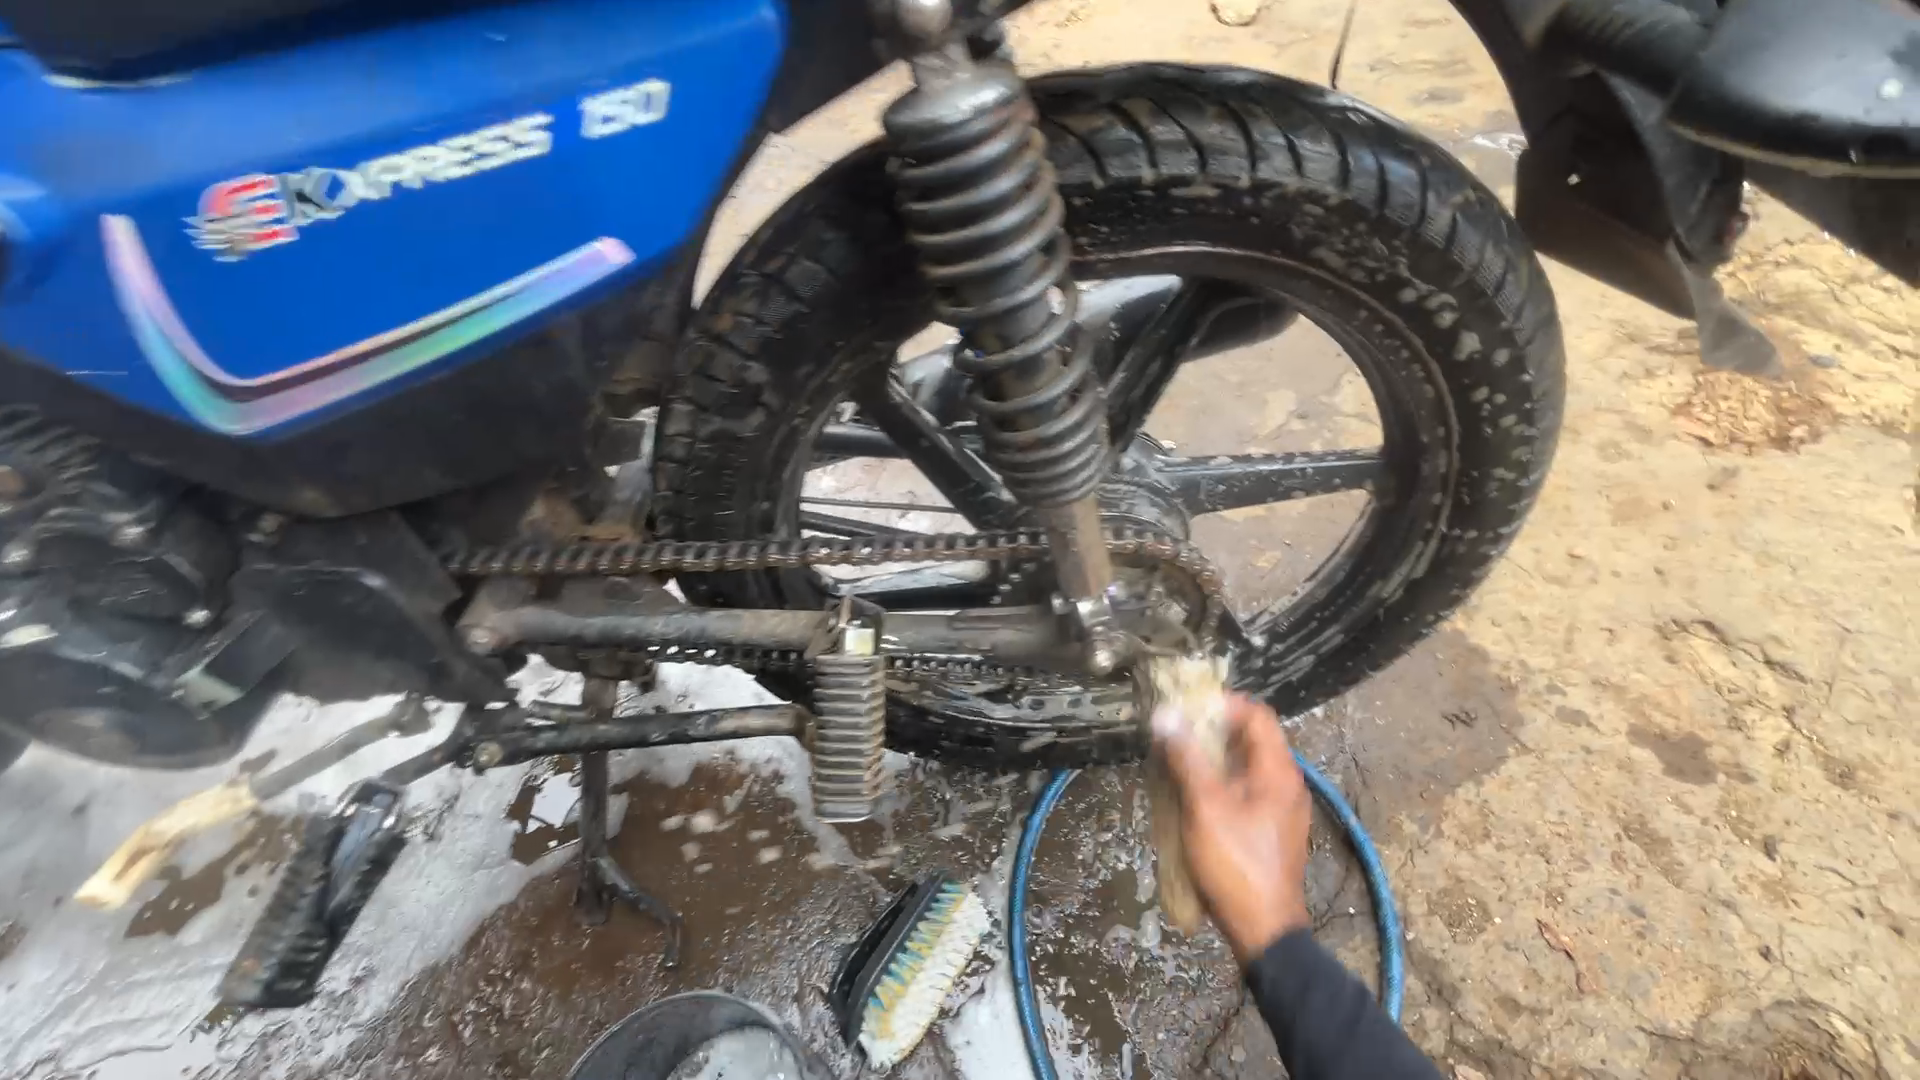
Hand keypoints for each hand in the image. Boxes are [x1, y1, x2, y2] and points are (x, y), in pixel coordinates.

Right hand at [1154, 694, 1311, 964]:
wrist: (1264, 930)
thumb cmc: (1234, 862)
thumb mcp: (1204, 805)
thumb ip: (1186, 757)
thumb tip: (1166, 714)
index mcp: (1278, 771)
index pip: (1258, 715)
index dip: (1223, 704)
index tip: (1187, 708)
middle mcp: (1286, 783)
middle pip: (1252, 739)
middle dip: (1212, 730)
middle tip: (1175, 732)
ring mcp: (1281, 808)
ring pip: (1246, 765)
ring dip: (1213, 756)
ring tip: (1177, 760)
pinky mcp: (1271, 829)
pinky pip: (1246, 789)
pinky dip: (1221, 781)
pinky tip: (1193, 793)